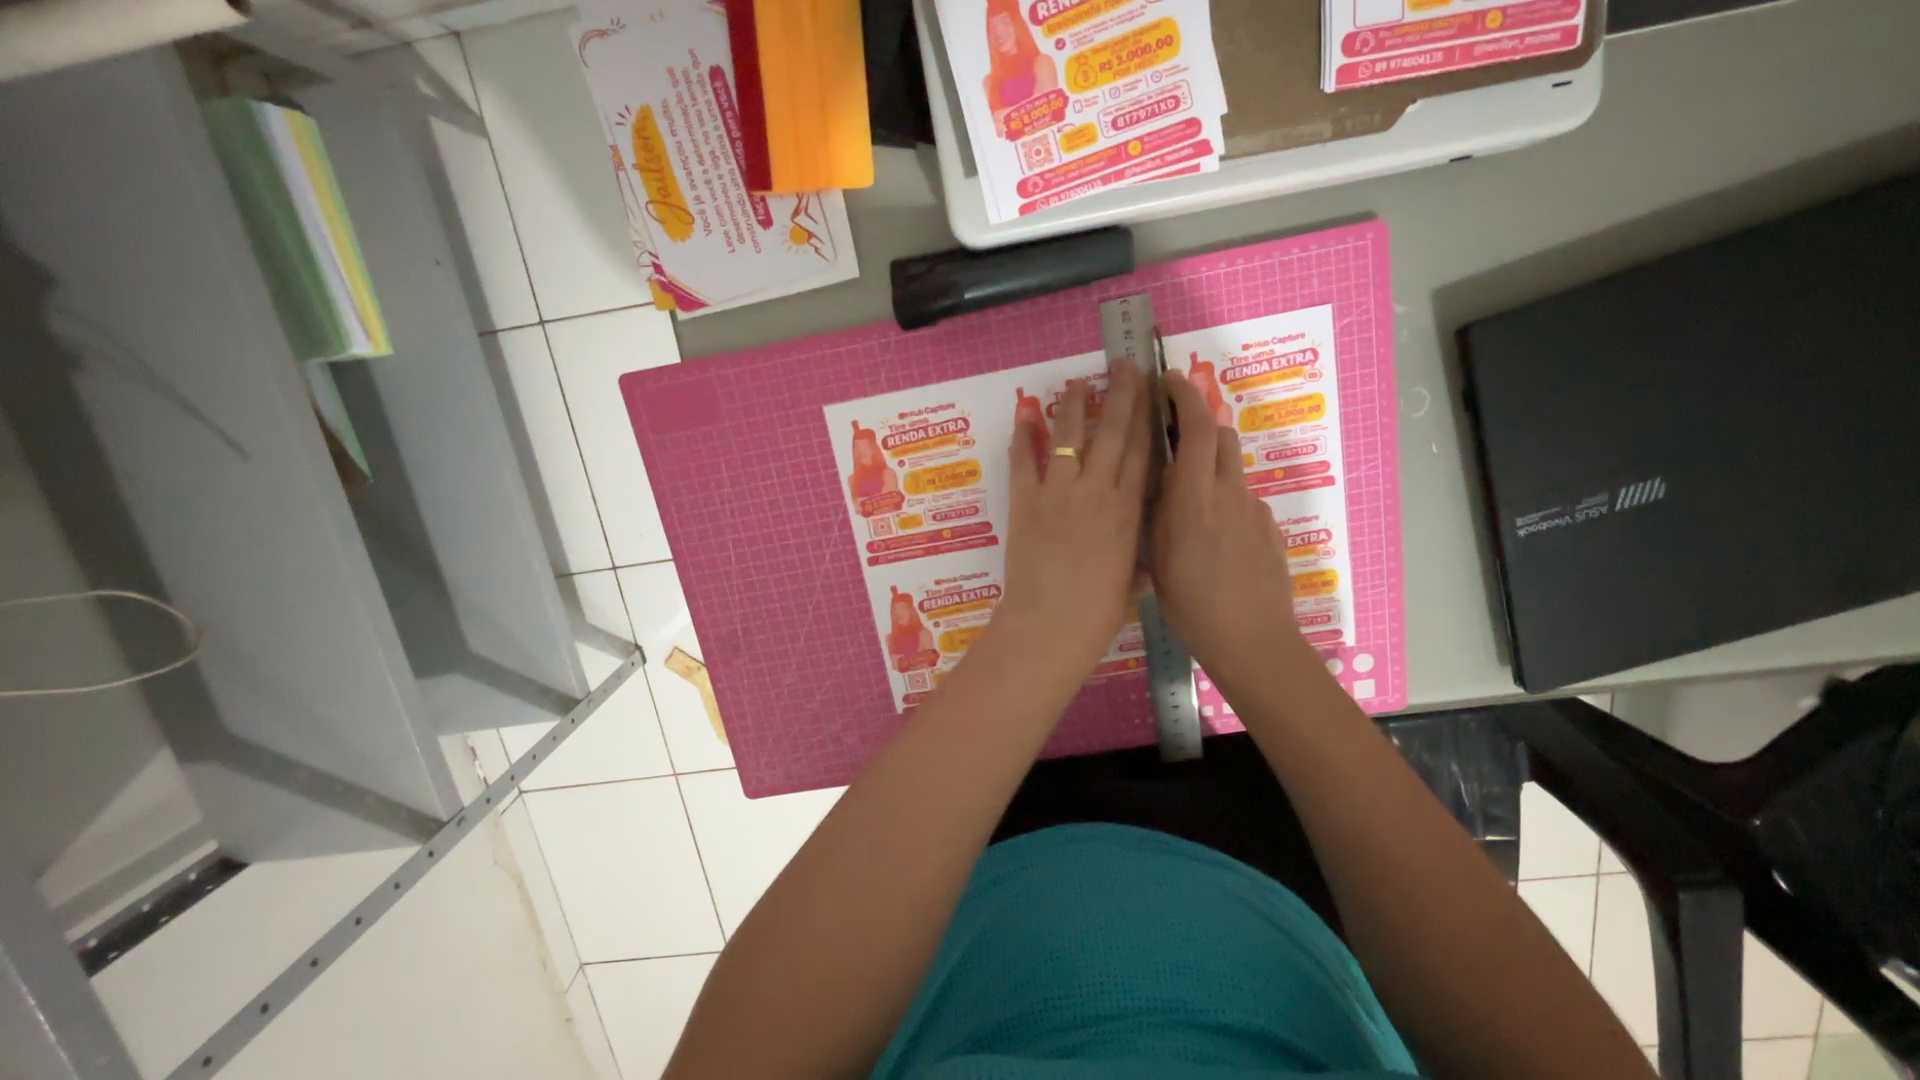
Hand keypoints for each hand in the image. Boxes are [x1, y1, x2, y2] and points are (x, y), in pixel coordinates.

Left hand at [988, 361, 1151, 681]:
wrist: (1051, 625)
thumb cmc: (1098, 612)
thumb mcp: (1132, 580)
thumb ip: (1139, 556)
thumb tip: (1148, 550)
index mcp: (1129, 510)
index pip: (1142, 451)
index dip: (1148, 415)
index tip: (1152, 388)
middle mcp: (1097, 491)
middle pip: (1112, 432)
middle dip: (1120, 394)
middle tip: (1123, 364)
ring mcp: (1058, 493)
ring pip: (1070, 437)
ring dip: (1074, 405)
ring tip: (1078, 381)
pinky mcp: (1025, 502)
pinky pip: (1024, 461)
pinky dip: (1024, 437)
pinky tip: (1026, 415)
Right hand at [1150, 370, 1312, 689]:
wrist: (1252, 641)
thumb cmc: (1192, 606)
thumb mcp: (1158, 558)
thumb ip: (1161, 512)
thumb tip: (1163, 480)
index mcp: (1194, 498)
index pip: (1195, 426)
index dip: (1183, 395)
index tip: (1167, 380)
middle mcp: (1228, 493)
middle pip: (1220, 436)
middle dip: (1197, 423)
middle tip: (1170, 434)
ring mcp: (1254, 510)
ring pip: (1232, 468)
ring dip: (1211, 462)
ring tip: (1188, 493)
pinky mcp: (1270, 530)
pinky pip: (1244, 501)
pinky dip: (1226, 500)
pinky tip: (1214, 537)